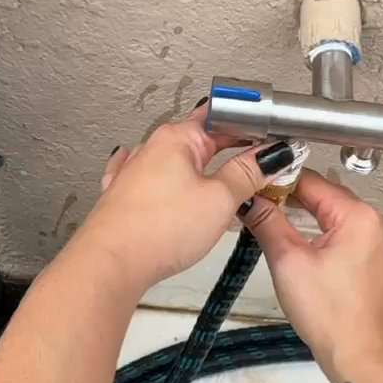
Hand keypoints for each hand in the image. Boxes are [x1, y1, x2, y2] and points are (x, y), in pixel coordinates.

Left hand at [67, 106, 297, 294]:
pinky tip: (171, 182)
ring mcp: (134, 171)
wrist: (109, 264)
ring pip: (177, 160)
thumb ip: (248, 173)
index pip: (224, 118)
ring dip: (202, 167)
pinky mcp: (123, 196)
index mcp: (178, 138)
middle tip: (259, 164)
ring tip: (226, 181)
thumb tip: (271, 154)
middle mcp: (152, 147)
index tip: (273, 141)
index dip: (253, 128)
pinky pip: (154, 180)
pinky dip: (172, 182)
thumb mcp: (220, 200)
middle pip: (201, 138)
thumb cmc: (158, 230)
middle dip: (231, 148)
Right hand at [240, 173, 382, 379]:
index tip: (256, 188)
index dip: (279, 182)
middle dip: (292, 200)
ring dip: (308, 217)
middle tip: (260, 208)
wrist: (362, 358)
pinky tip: (305, 246)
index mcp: (359, 216)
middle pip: (326, 196)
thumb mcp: (288, 262)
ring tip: (277, 224)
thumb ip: (267, 223)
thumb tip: (250, 201)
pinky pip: (348, 235)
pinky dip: (325, 234)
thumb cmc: (332, 317)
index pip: (312, 182)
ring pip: (337, 216)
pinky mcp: (380, 260)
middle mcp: (378, 223)